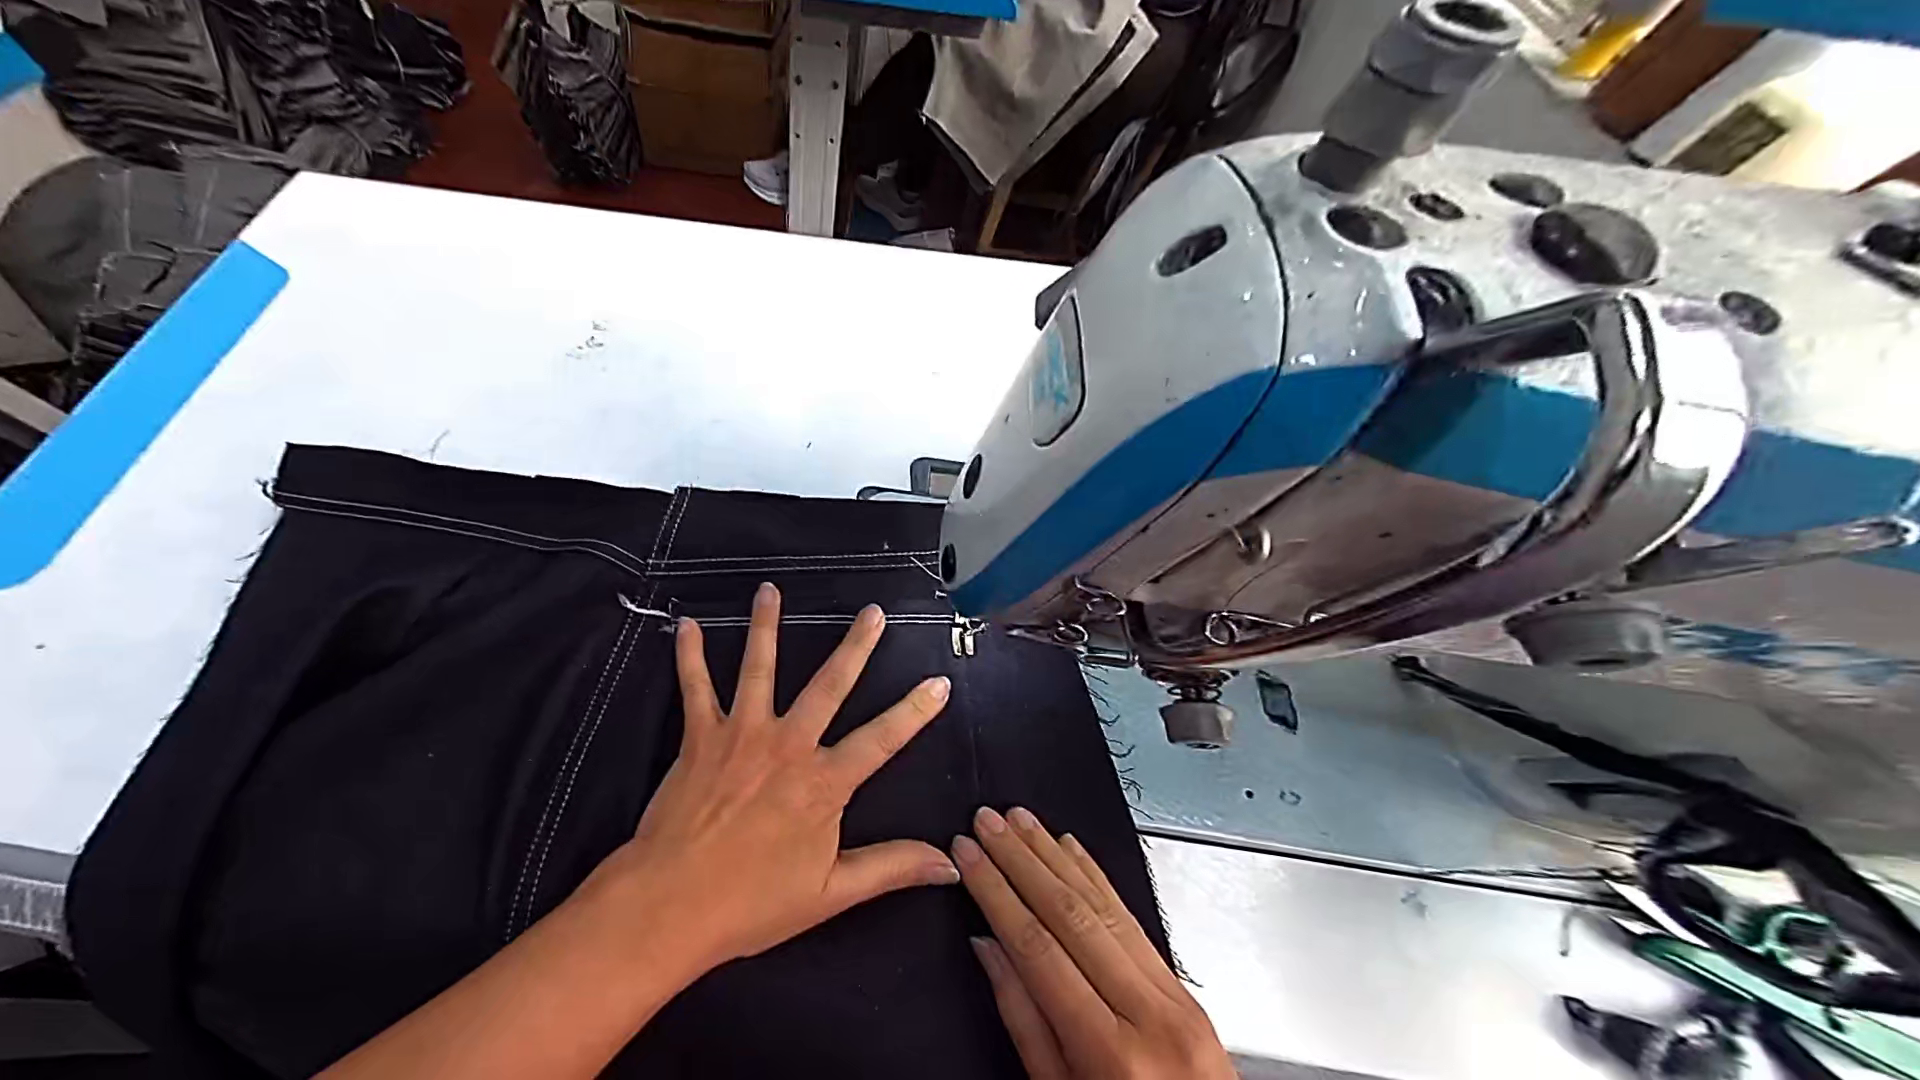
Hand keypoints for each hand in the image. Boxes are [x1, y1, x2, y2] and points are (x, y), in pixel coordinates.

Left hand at [580, 582, 958, 980]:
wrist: (667, 906)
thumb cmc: (751, 902)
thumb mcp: (829, 893)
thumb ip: (890, 868)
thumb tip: (948, 864)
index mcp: (823, 782)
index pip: (882, 739)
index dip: (915, 711)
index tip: (940, 683)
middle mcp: (787, 745)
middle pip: (829, 685)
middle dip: (855, 646)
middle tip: (872, 612)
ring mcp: (742, 734)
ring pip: (759, 668)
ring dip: (766, 626)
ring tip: (771, 590)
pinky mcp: (701, 737)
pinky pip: (695, 688)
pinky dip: (691, 655)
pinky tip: (689, 625)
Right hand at [954, 807, 1234, 1079]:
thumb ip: (1023, 1022)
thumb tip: (989, 947)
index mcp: (1109, 1054)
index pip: (1037, 947)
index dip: (995, 891)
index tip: (969, 853)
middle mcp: (1147, 1015)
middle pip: (1070, 912)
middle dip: (1020, 857)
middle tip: (989, 821)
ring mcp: (1173, 996)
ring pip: (1102, 903)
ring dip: (1053, 853)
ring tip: (1021, 820)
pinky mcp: (1184, 986)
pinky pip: (1132, 917)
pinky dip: (1097, 876)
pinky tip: (1072, 847)